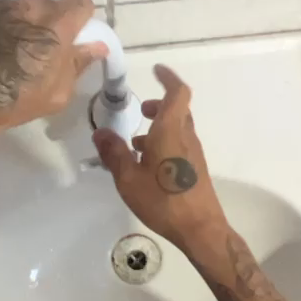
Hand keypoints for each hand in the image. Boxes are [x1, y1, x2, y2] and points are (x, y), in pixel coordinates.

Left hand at [0, 0, 106, 149]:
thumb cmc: (17, 101)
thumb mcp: (58, 93)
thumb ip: (78, 64)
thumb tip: (96, 46)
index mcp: (55, 26)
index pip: (81, 1)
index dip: (82, 18)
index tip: (77, 37)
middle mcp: (29, 7)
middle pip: (51, 4)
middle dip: (52, 23)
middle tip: (45, 51)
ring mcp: (1, 6)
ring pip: (24, 8)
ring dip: (27, 24)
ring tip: (17, 53)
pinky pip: (1, 14)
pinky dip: (5, 27)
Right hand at [91, 65, 227, 250]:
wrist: (200, 229)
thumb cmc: (163, 201)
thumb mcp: (129, 179)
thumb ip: (114, 154)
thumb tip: (100, 133)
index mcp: (170, 131)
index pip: (177, 93)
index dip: (168, 78)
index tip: (156, 71)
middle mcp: (185, 137)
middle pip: (177, 111)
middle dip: (158, 105)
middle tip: (141, 110)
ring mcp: (193, 154)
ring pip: (177, 130)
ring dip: (159, 128)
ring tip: (136, 144)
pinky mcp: (195, 170)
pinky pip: (179, 146)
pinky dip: (164, 145)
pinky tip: (148, 166)